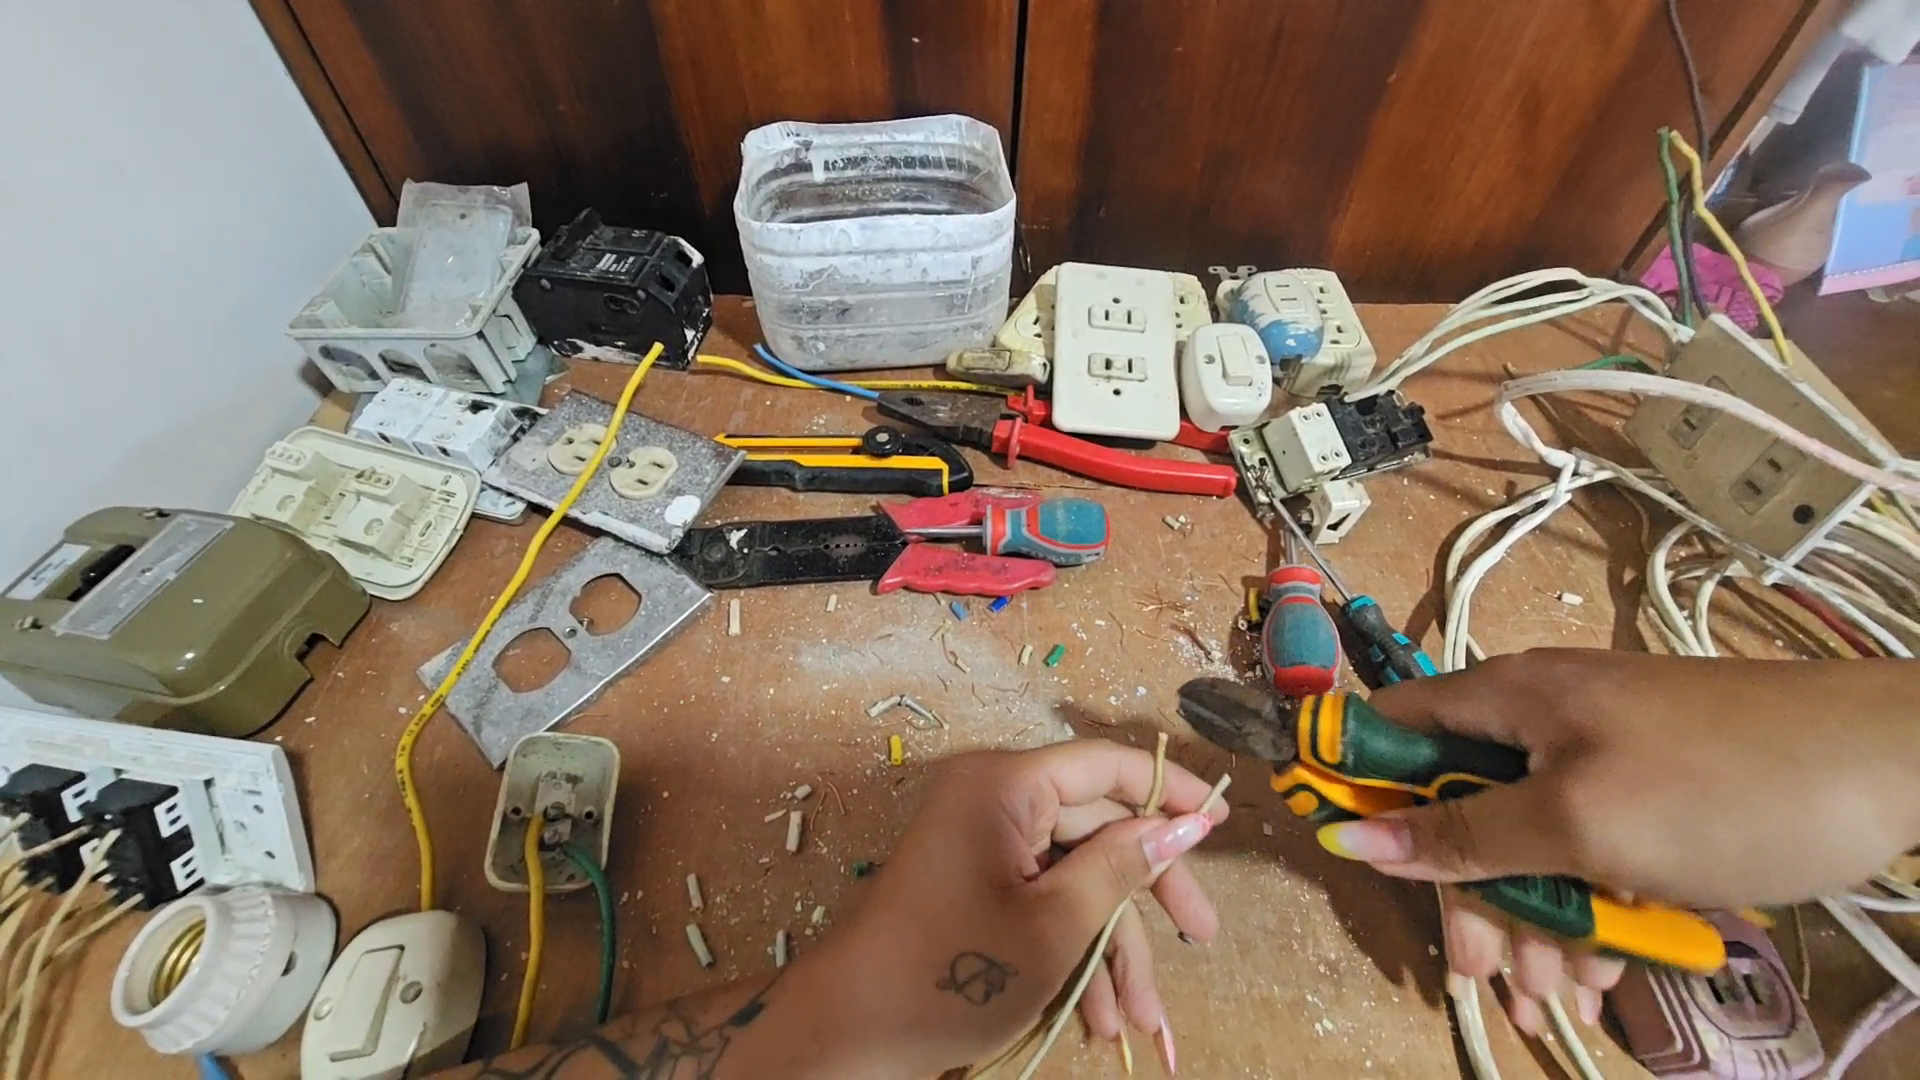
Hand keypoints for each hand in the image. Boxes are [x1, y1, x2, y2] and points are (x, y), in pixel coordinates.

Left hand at [809, 741, 1227, 1076]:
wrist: (848, 1030)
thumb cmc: (954, 970)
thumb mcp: (1056, 924)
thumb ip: (1124, 864)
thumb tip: (1185, 823)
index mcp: (1007, 783)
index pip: (1104, 763)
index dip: (1167, 787)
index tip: (1220, 820)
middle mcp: (995, 796)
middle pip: (1094, 826)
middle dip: (1146, 892)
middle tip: (1202, 936)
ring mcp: (983, 837)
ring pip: (1071, 873)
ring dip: (1110, 942)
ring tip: (1142, 1020)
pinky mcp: (976, 875)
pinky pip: (1039, 893)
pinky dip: (1070, 946)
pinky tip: (1096, 1016)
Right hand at [1313, 650, 1919, 1033]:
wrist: (1905, 762)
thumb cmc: (1720, 786)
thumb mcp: (1579, 822)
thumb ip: (1461, 834)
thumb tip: (1350, 839)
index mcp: (1496, 698)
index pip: (1385, 727)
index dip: (1355, 781)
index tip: (1350, 851)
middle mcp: (1526, 716)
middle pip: (1455, 796)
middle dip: (1462, 886)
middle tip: (1478, 972)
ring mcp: (1584, 749)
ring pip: (1521, 828)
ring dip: (1528, 910)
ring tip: (1552, 995)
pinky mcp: (1635, 781)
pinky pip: (1580, 837)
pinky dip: (1583, 898)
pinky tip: (1606, 964)